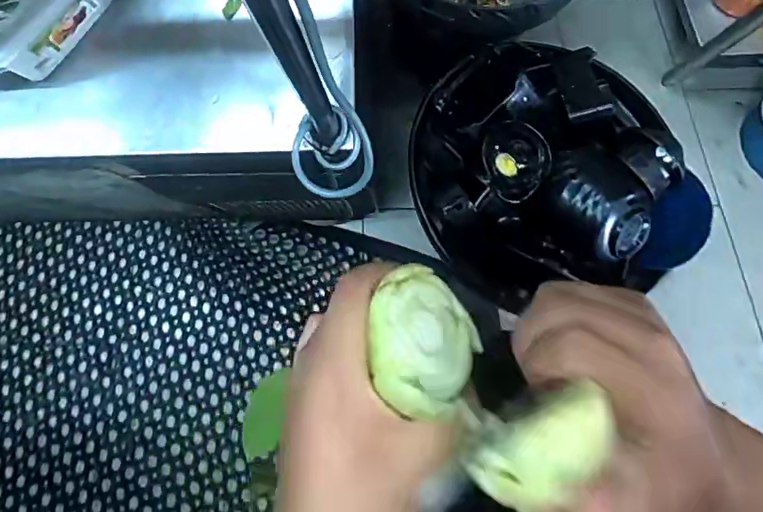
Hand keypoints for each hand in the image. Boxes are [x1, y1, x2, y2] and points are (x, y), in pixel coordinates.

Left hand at [277, 263, 461, 511]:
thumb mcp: (424, 453)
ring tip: (400, 353)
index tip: (421, 285)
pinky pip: (321, 358)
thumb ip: (454, 409)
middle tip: (418, 320)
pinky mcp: (294, 406)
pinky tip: (374, 390)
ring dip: (364, 330)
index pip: (352, 285)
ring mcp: (294, 383)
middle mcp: (306, 358)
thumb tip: (468, 379)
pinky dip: (349, 355)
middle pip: (340, 305)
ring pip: (329, 331)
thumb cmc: (366, 489)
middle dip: (381, 303)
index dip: (387, 274)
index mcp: (332, 356)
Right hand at [512, 283, 735, 511]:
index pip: (571, 342)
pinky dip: (555, 313)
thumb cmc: (667, 479)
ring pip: (559, 293)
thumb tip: (519, 462)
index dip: (539, 364)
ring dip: (538, 323)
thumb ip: (577, 483)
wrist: (712, 458)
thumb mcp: (629, 497)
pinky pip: (572, 290)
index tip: (539, 395)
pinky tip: (567, 344)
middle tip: (534, 375)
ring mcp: (644, 313)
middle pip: (558, 306)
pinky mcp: (634, 301)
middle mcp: (651, 337)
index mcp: (653, 385)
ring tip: (547, 360)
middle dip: (530, 339)